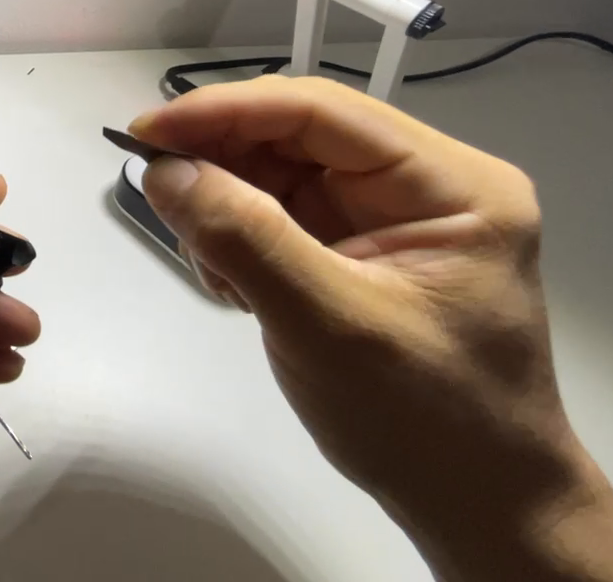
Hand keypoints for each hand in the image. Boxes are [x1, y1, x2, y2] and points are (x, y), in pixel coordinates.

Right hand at [130, 76, 612, 581]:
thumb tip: (161, 170)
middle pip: (286, 130)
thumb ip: (245, 238)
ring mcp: (376, 209)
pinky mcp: (342, 237)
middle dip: (216, 159)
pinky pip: (261, 204)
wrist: (469, 502)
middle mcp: (415, 180)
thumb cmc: (424, 420)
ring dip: (217, 201)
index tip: (143, 135)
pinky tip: (232, 281)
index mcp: (449, 184)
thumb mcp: (329, 324)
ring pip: (264, 164)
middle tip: (159, 194)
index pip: (318, 110)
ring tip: (213, 266)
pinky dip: (226, 231)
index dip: (222, 111)